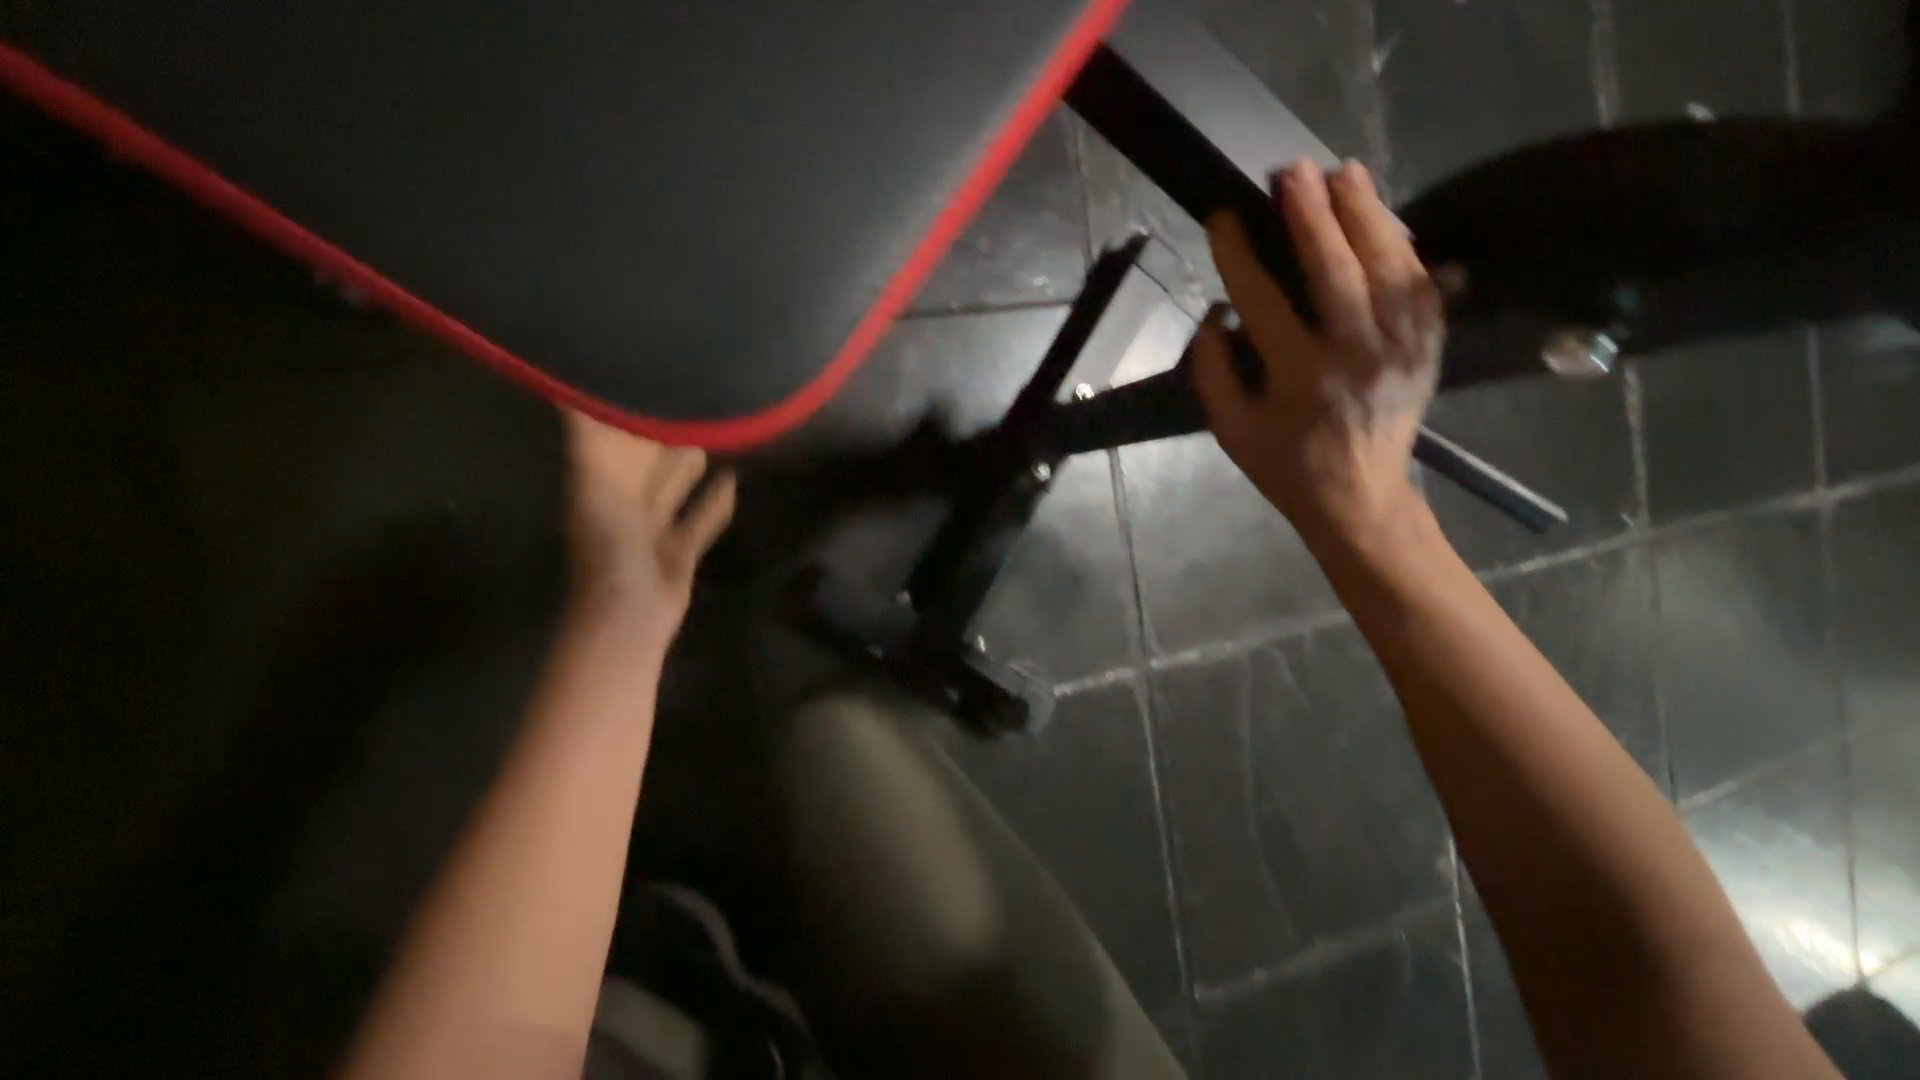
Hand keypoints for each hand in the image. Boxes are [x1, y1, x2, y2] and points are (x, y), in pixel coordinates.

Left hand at [563, 411, 735, 647]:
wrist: (628, 617)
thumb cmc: (608, 548)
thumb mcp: (593, 486)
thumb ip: (585, 439)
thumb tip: (570, 388)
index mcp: (599, 484)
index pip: (612, 438)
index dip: (624, 409)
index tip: (645, 375)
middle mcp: (624, 503)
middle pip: (645, 461)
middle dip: (660, 433)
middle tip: (686, 394)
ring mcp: (652, 530)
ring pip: (672, 488)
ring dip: (686, 465)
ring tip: (711, 431)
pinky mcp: (680, 552)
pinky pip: (699, 520)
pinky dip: (713, 503)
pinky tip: (733, 481)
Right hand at [1193, 160, 1442, 545]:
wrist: (1360, 496)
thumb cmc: (1286, 464)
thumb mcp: (1232, 431)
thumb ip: (1213, 372)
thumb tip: (1216, 314)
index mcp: (1300, 377)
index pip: (1263, 299)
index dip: (1239, 253)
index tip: (1223, 217)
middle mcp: (1356, 353)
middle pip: (1335, 267)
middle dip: (1310, 213)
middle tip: (1291, 171)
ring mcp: (1402, 347)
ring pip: (1388, 264)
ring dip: (1365, 212)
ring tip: (1343, 172)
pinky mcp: (1428, 346)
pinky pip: (1422, 284)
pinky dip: (1404, 246)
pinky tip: (1384, 219)